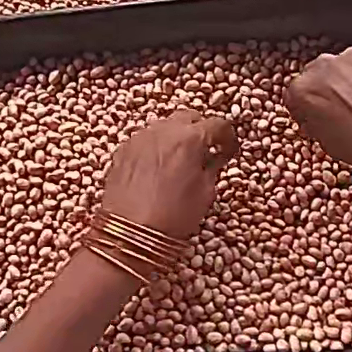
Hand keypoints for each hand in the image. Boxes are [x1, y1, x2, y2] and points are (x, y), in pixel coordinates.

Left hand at [101, 110, 238, 238]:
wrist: (130, 234)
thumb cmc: (171, 217)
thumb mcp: (205, 193)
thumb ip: (213, 167)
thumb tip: (215, 157)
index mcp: (190, 139)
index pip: (218, 124)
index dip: (227, 137)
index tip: (229, 149)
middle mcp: (163, 131)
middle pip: (189, 117)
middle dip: (200, 130)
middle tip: (206, 150)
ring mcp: (139, 138)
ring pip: (164, 126)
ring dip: (176, 137)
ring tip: (181, 161)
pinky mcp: (122, 150)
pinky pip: (145, 140)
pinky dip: (156, 148)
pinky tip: (158, 168)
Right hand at [284, 43, 351, 174]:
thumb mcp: (326, 144)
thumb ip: (313, 123)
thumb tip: (314, 117)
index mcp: (303, 91)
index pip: (292, 95)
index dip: (302, 108)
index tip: (311, 116)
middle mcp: (322, 67)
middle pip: (314, 76)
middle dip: (324, 91)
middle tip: (339, 111)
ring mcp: (350, 56)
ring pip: (340, 66)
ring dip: (346, 81)